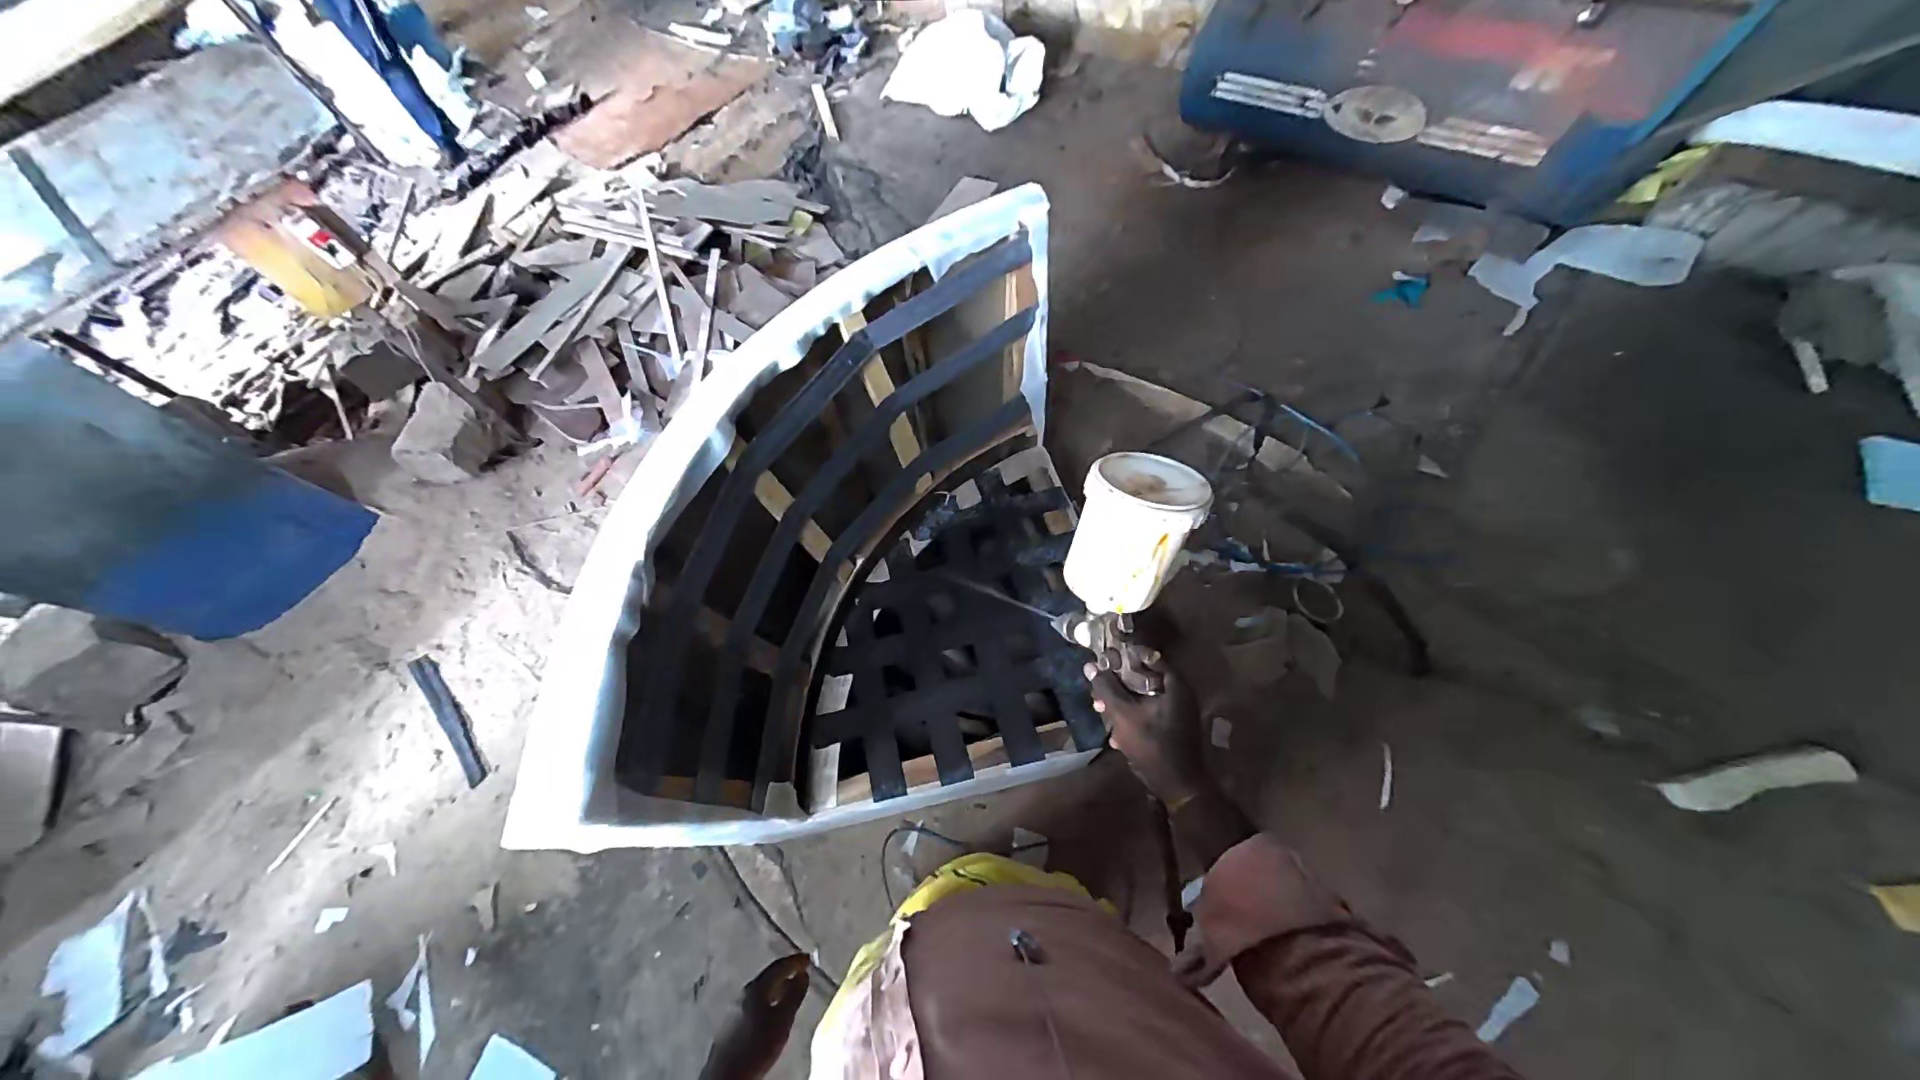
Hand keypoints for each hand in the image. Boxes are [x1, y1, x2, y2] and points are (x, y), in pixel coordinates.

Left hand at [698, 954, 810, 1079]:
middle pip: (768, 976)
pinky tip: (773, 1008)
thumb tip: (802, 975)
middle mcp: (743, 992)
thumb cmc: (757, 1045)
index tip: (808, 959)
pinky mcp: (732, 1022)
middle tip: (801, 970)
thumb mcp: (782, 1020)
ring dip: (777, 985)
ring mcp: (735, 1007)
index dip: (794, 961)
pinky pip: (755, 1000)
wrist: (727, 1075)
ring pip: (761, 989)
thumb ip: (794, 995)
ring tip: (790, 988)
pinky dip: (768, 997)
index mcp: (756, 988)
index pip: (777, 967)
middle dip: (785, 972)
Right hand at [1087, 659, 1211, 806]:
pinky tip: (1116, 733)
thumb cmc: (1152, 745)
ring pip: (1144, 697)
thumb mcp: (1124, 714)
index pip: (1150, 657)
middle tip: (1099, 688)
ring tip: (1101, 710)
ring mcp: (1177, 713)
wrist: (1178, 786)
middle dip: (1118, 683)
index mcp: (1175, 685)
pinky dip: (1132, 716)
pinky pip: (1148, 713)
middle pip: (1144, 678)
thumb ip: (1107, 689)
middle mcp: (1180, 695)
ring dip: (1121, 702)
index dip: (1126, 655)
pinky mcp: (1171, 728)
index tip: (1106, 658)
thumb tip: (1090, 665)